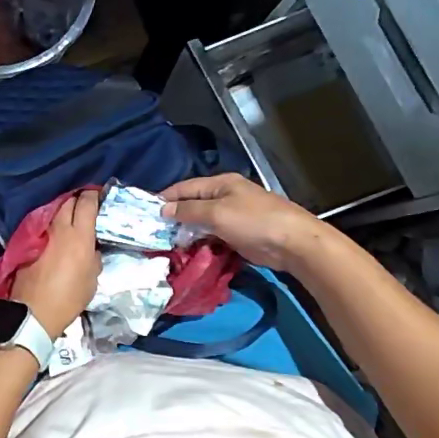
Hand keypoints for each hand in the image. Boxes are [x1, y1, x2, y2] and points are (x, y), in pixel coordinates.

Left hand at [12, 189, 101, 337]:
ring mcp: (42, 235)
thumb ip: (94, 258)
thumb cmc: (69, 298)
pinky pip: (44, 225)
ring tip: (72, 218)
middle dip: (78, 200)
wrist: (34, 311)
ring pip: (54, 211)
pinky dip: (52, 224)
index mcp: (79, 236)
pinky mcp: (29, 243)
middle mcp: (60, 229)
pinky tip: (57, 233)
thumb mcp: (92, 280)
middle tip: (86, 207)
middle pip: (68, 201)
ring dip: (64, 210)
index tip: (100, 197)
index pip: (87, 203)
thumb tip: (92, 249)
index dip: (94, 196)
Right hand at [161, 173, 334, 270]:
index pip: (185, 187)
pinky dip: (201, 244)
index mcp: (221, 184)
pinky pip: (214, 237)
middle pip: (193, 205)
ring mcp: (234, 217)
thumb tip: (163, 209)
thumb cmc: (255, 222)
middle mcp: (226, 197)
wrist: (293, 243)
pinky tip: (189, 254)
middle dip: (175, 218)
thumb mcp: (217, 213)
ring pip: (203, 224)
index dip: (166, 198)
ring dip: (187, 234)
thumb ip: (189, 211)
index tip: (145, 212)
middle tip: (154, 234)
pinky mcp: (240, 236)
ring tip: (167, 246)